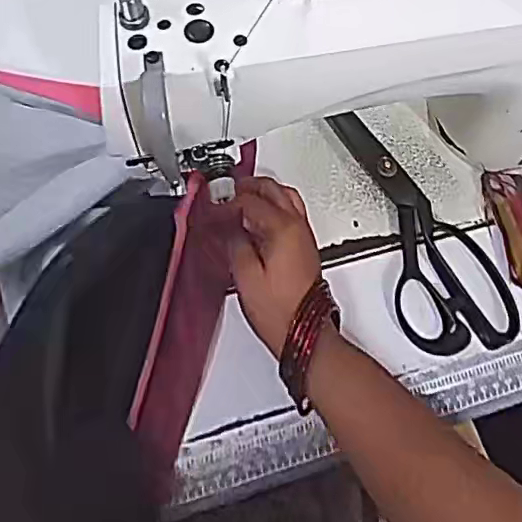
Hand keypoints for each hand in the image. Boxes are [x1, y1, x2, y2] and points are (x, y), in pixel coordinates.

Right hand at [228, 177, 323, 356]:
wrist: (305, 334)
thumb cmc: (281, 312)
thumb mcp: (246, 277)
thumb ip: (235, 244)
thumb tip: (228, 228)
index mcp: (282, 229)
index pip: (251, 200)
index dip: (229, 201)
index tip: (215, 207)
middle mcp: (297, 227)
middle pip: (273, 189)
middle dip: (248, 187)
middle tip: (228, 193)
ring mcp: (304, 236)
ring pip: (285, 197)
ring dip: (264, 193)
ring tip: (243, 199)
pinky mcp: (305, 246)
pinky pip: (291, 212)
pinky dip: (274, 206)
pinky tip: (258, 219)